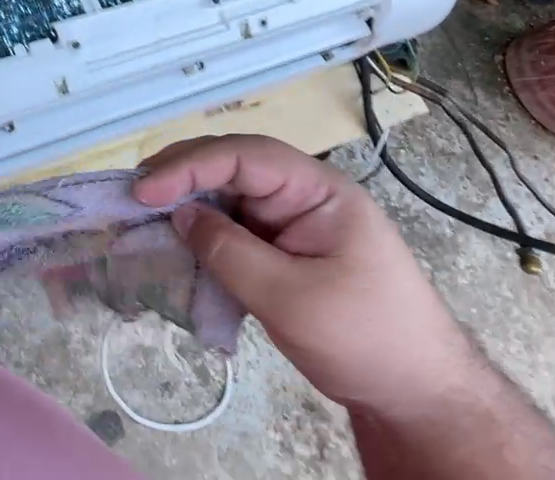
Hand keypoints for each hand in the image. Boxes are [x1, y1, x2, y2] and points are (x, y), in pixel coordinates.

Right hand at [132, 135, 481, 418]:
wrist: (419, 398)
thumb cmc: (367, 340)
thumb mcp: (292, 299)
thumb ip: (229, 252)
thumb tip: (179, 216)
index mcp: (318, 191)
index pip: (245, 156)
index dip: (189, 165)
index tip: (145, 190)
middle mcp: (301, 196)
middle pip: (232, 168)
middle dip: (182, 176)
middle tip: (135, 194)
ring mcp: (291, 223)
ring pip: (227, 197)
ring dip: (187, 204)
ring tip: (144, 215)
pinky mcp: (281, 252)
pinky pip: (232, 230)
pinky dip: (201, 235)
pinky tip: (175, 244)